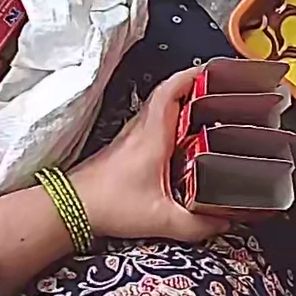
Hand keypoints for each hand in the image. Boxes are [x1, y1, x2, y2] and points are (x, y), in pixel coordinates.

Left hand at [68, 67, 229, 243]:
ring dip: (183, 102)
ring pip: (160, 107)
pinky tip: (183, 137)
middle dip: (195, 86)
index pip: (172, 90)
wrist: (71, 208)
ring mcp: (132, 136)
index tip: (215, 70)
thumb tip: (224, 223)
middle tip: (219, 89)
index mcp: (153, 135)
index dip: (193, 75)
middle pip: (169, 93)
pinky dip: (171, 121)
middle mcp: (142, 129)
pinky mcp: (126, 147)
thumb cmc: (108, 205)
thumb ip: (197, 225)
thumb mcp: (161, 219)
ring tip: (209, 109)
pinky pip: (153, 123)